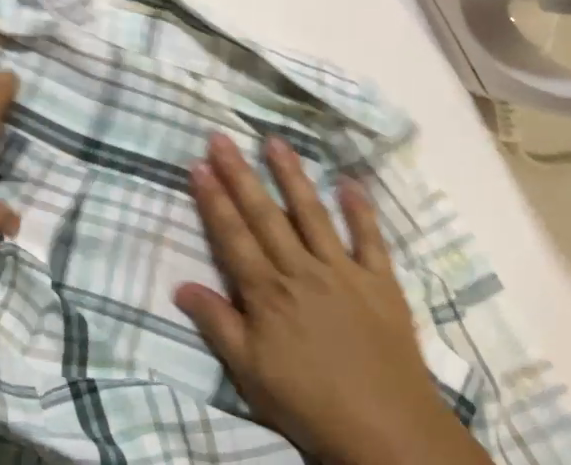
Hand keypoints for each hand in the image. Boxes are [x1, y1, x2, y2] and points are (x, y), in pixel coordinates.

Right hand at [174, 134, 491, 464]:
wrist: (390, 432)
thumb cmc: (310, 404)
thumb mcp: (250, 372)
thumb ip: (217, 324)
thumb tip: (180, 286)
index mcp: (267, 293)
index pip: (232, 236)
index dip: (213, 200)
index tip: (198, 164)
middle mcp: (301, 271)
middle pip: (264, 215)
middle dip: (240, 174)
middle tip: (221, 137)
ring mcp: (343, 272)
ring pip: (311, 214)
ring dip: (291, 176)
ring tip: (274, 142)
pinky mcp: (380, 283)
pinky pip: (370, 239)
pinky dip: (360, 209)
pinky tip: (349, 182)